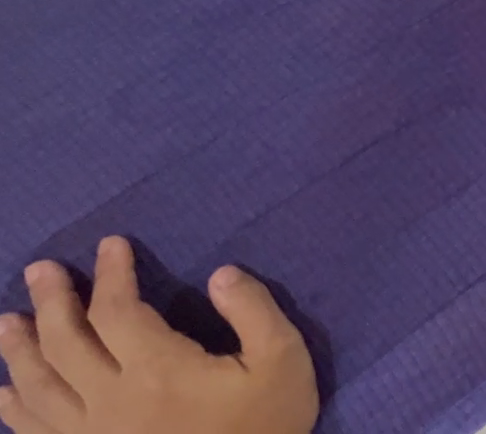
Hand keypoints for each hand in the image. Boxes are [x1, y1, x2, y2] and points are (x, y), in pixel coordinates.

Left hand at [0, 238, 316, 433]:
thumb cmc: (266, 417)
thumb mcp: (282, 356)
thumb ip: (253, 311)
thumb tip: (222, 273)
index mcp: (158, 368)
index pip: (119, 312)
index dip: (112, 276)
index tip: (111, 244)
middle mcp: (108, 398)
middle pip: (66, 344)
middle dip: (53, 302)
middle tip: (40, 269)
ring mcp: (85, 433)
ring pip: (36, 385)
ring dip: (18, 348)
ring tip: (8, 318)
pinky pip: (30, 427)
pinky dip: (10, 403)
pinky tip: (4, 387)